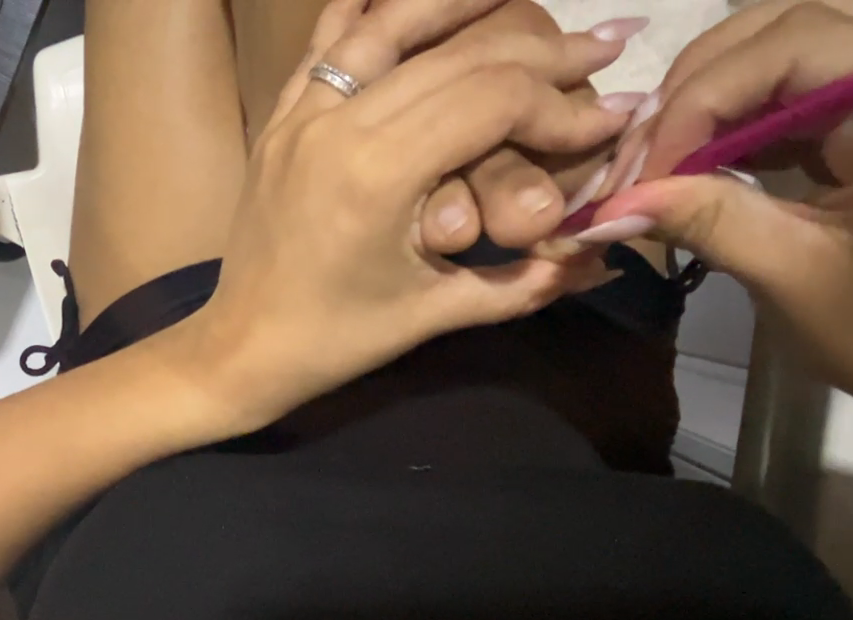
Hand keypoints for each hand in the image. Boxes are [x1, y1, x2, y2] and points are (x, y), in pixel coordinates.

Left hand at [190, 0, 634, 427]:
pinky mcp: (278, 120)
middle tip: (603, 51)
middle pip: (459, 53)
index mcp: (377, 176)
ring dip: (468, 2)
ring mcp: (299, 114)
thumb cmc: (332, 344)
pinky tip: (418, 3)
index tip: (613, 116)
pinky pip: (329, 41)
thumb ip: (520, 284)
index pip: (493, 101)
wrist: (239, 351)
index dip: (563, 105)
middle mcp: (337, 125)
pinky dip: (377, 10)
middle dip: (542, 52)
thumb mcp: (429, 316)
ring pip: (393, 22)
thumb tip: (602, 259)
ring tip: (529, 0)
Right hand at [577, 0, 852, 455]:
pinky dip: (767, 96)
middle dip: (704, 82)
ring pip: (821, 25)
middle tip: (643, 156)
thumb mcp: (789, 279)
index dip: (695, 101)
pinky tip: (722, 143)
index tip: (635, 174)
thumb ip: (705, 219)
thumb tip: (605, 205)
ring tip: (673, 147)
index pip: (794, 47)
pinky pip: (841, 61)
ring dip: (731, 81)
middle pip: (807, 15)